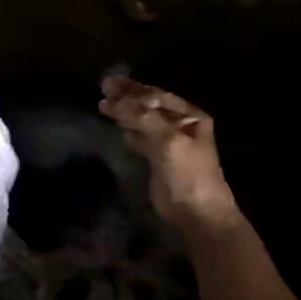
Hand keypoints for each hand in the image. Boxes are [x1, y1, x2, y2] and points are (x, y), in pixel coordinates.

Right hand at [98, 77, 238, 228]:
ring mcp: (170, 143)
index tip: (109, 85)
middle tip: (103, 86)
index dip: (134, 90)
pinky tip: (117, 128)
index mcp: (190, 116)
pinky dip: (129, 132)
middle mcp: (181, 125)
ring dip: (124, 112)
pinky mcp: (159, 160)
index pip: (158, 96)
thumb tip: (115, 101)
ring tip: (103, 104)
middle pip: (150, 106)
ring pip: (143, 121)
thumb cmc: (188, 174)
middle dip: (127, 96)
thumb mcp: (169, 141)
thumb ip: (143, 118)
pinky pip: (141, 139)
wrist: (197, 213)